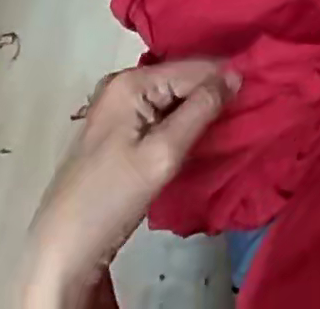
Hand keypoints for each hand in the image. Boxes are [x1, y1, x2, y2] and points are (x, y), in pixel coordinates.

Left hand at [21, 60, 238, 308]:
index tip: (259, 91)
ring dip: (200, 106)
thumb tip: (236, 74)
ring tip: (230, 119)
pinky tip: (200, 131)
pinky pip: (161, 110)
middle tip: (247, 107)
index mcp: (130, 81)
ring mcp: (116, 104)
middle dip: (213, 91)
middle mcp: (122, 82)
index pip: (194, 68)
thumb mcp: (163, 154)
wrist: (61, 252)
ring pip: (174, 95)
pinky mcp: (117, 127)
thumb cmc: (111, 198)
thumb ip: (201, 109)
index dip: (226, 79)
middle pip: (183, 77)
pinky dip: (182, 119)